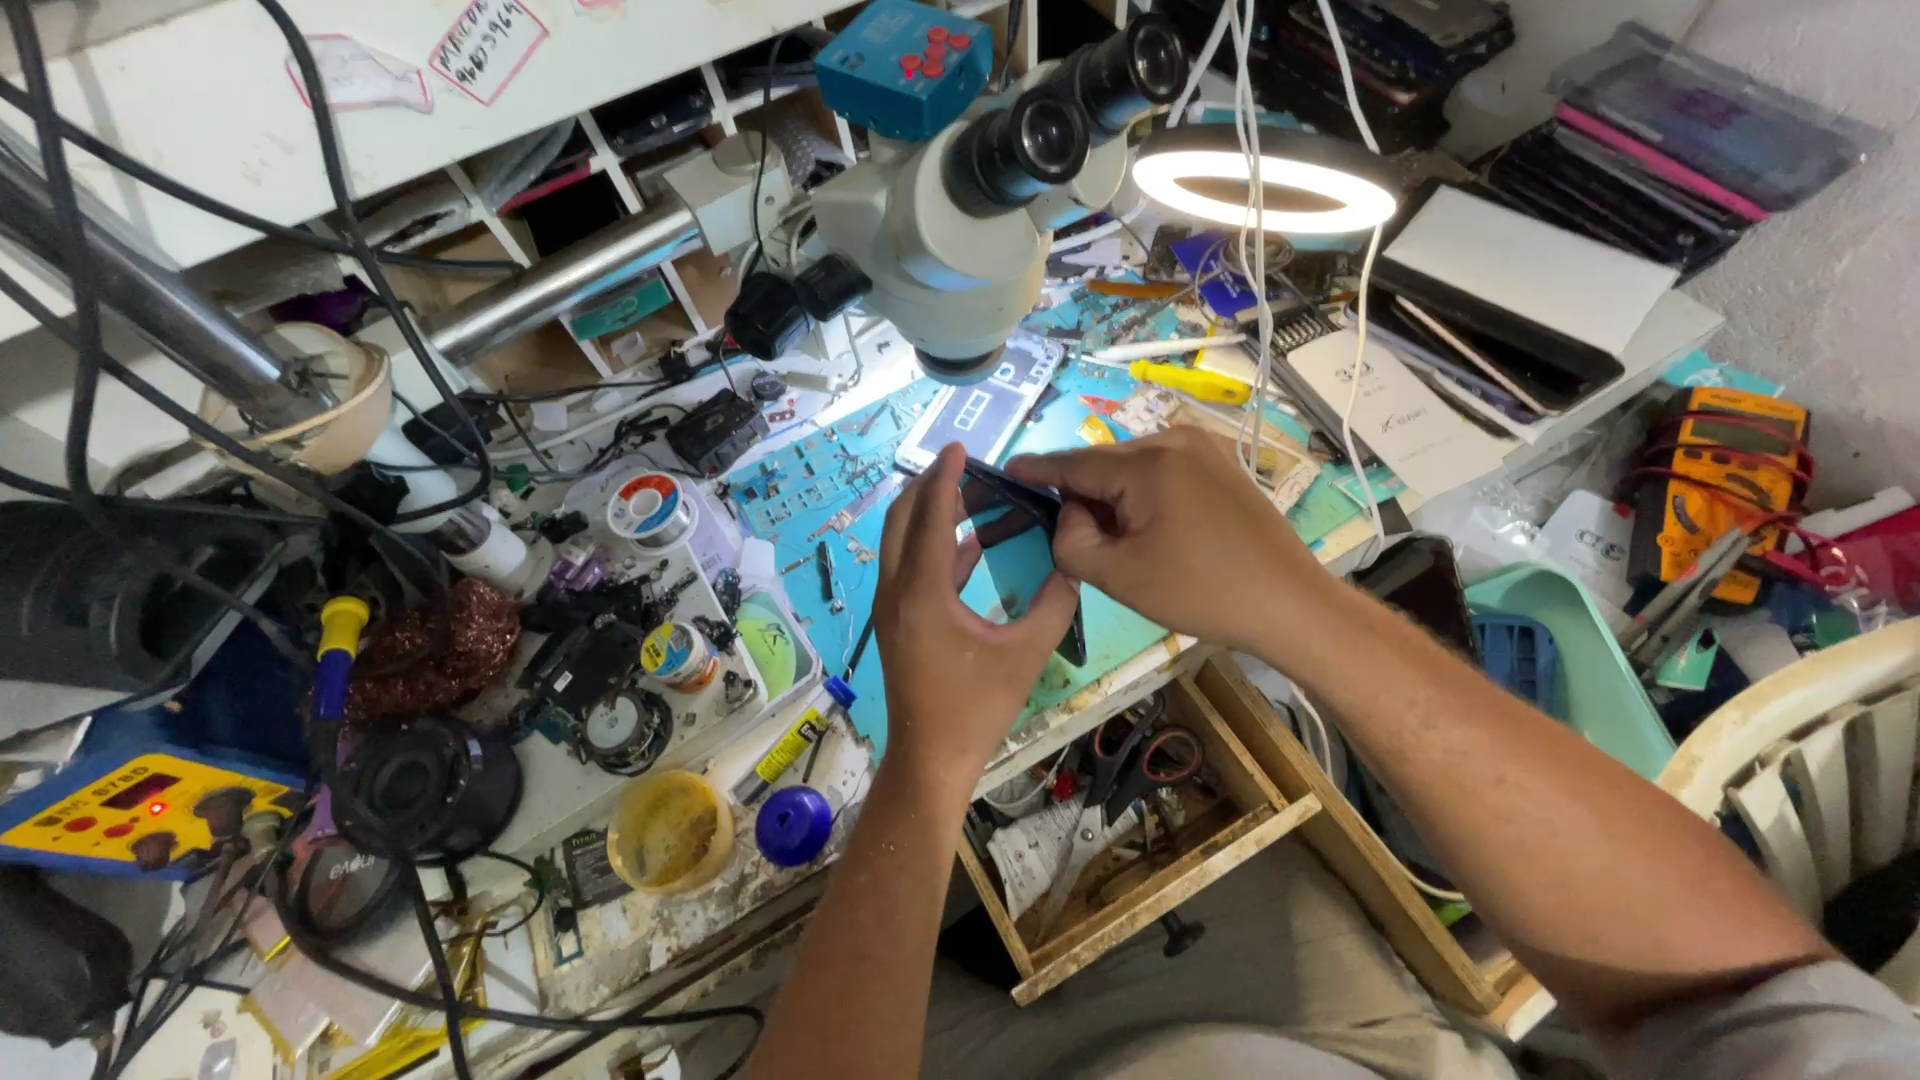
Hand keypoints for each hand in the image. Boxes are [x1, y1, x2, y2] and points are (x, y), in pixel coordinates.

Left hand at [874, 444, 1080, 784]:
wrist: (931, 758)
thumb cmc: (976, 708)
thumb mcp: (1025, 654)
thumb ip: (1053, 605)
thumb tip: (1073, 566)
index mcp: (923, 593)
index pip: (932, 517)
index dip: (947, 477)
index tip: (961, 446)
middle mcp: (897, 591)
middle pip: (903, 519)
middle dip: (933, 486)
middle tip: (970, 468)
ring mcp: (892, 607)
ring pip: (904, 542)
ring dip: (936, 515)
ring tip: (978, 497)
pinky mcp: (898, 620)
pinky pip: (914, 568)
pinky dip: (941, 549)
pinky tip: (977, 545)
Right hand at [1007, 427, 1336, 652]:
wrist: (1289, 603)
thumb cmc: (1200, 592)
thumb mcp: (1119, 576)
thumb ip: (1071, 541)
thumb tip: (1069, 513)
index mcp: (1147, 462)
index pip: (1073, 463)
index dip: (1036, 469)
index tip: (1006, 469)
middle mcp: (1175, 439)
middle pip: (1105, 465)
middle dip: (1082, 495)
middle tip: (1072, 538)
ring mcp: (1204, 447)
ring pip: (1134, 468)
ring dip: (1115, 498)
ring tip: (1117, 542)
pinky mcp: (1222, 463)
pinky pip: (1163, 471)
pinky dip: (1144, 495)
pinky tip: (1151, 531)